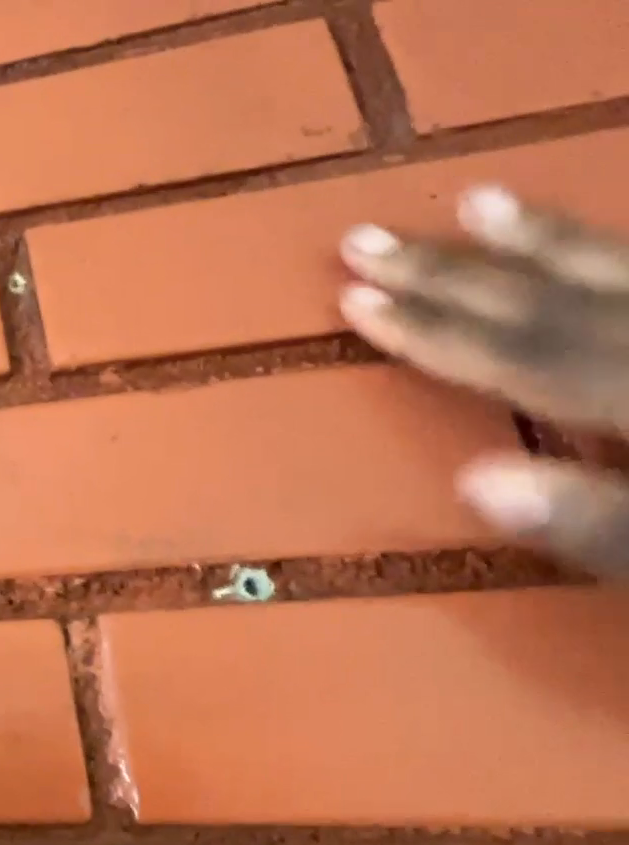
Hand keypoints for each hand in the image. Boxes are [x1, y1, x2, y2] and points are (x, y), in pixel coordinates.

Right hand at [340, 186, 628, 576]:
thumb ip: (610, 529)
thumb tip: (475, 481)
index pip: (540, 354)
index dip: (438, 328)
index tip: (353, 297)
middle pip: (577, 299)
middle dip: (463, 272)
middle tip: (368, 237)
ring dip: (556, 242)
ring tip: (485, 204)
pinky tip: (617, 242)